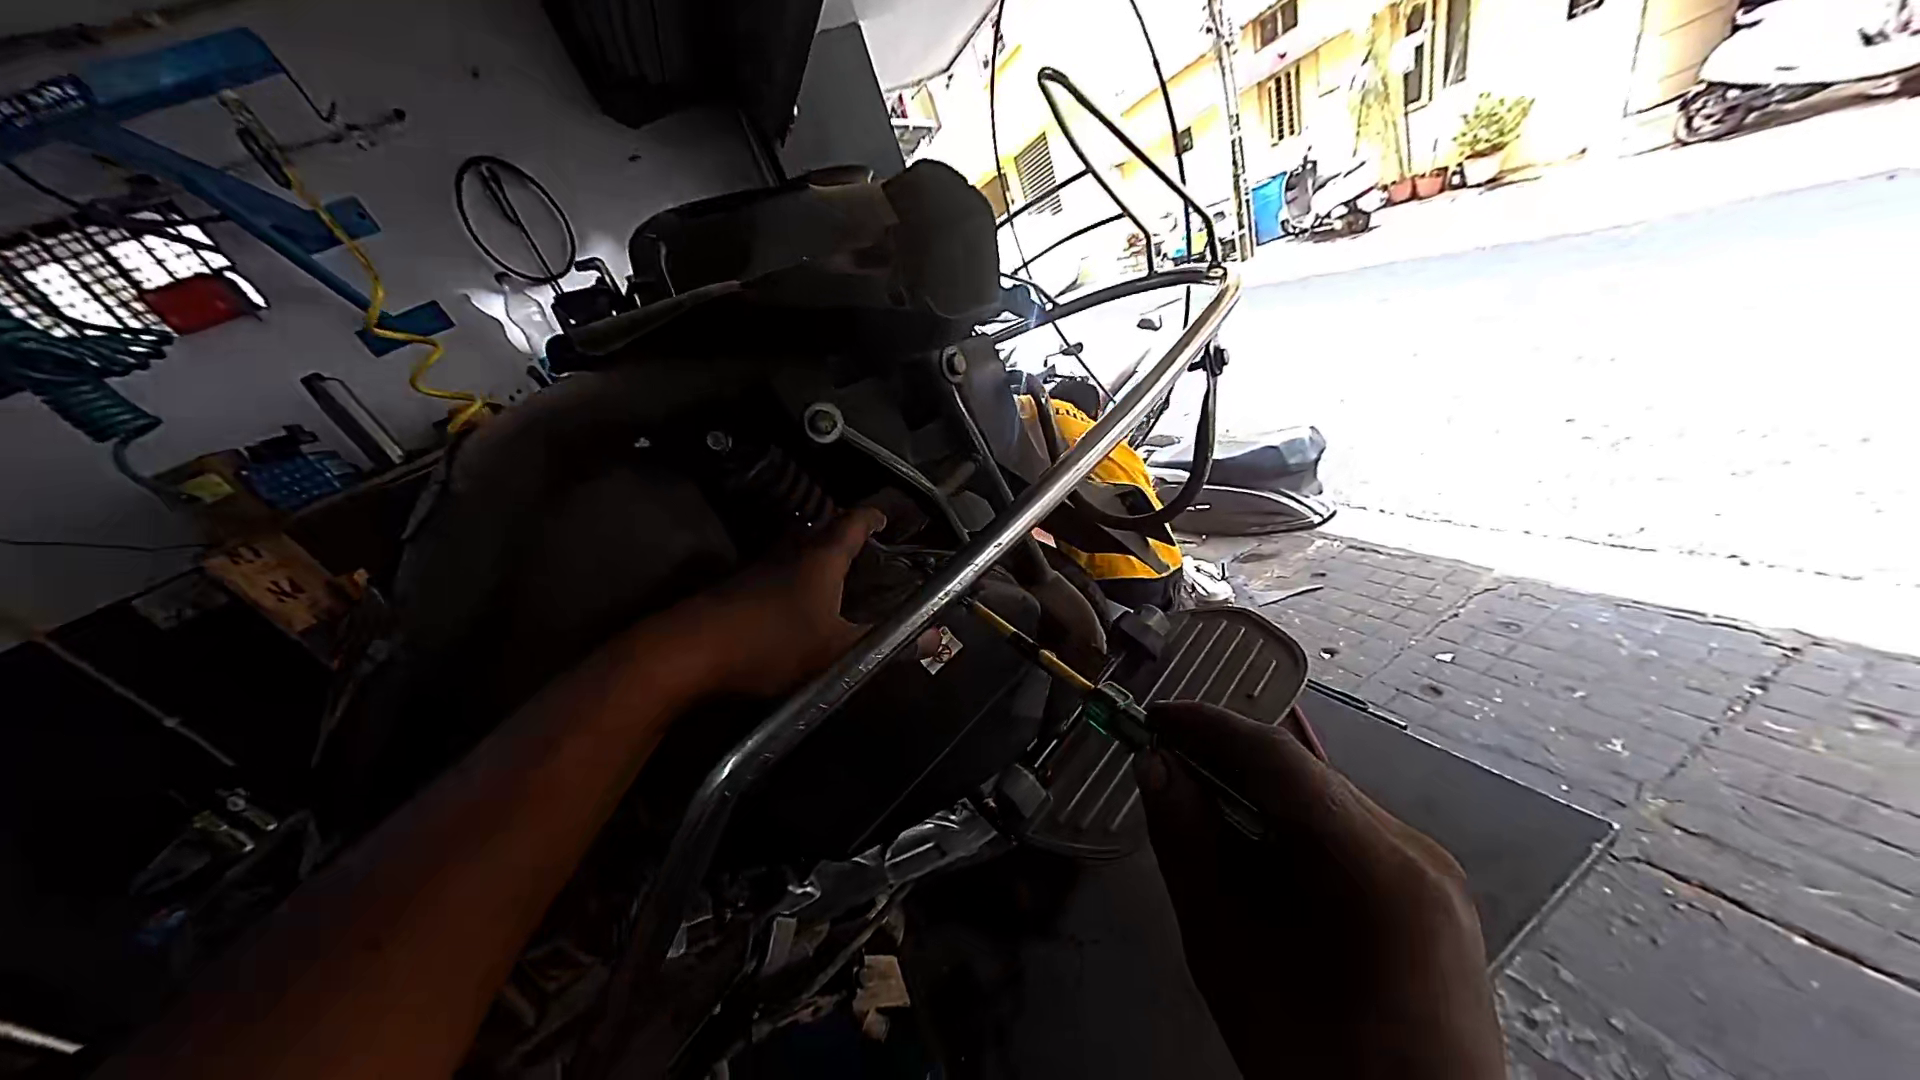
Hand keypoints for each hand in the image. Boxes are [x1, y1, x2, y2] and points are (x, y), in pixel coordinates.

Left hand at [677, 508, 885, 697]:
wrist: (689, 652)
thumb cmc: (770, 642)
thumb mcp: (836, 650)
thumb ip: (885, 644)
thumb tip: (933, 638)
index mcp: (820, 559)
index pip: (853, 523)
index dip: (873, 517)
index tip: (887, 518)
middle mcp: (790, 555)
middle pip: (825, 536)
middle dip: (849, 541)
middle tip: (872, 554)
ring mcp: (760, 571)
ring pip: (800, 557)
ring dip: (822, 564)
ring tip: (844, 584)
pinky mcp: (739, 591)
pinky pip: (780, 578)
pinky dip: (799, 585)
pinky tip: (801, 612)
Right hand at [1134, 701, 1504, 1079]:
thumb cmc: (1309, 1051)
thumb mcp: (1224, 943)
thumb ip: (1186, 843)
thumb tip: (1156, 766)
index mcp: (1370, 862)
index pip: (1276, 756)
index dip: (1207, 724)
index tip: (1155, 717)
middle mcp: (1412, 847)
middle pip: (1302, 772)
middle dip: (1227, 757)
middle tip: (1165, 758)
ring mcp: (1430, 867)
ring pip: (1321, 797)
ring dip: (1256, 790)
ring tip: (1198, 800)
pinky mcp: (1430, 889)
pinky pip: (1344, 828)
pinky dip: (1289, 822)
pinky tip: (1254, 846)